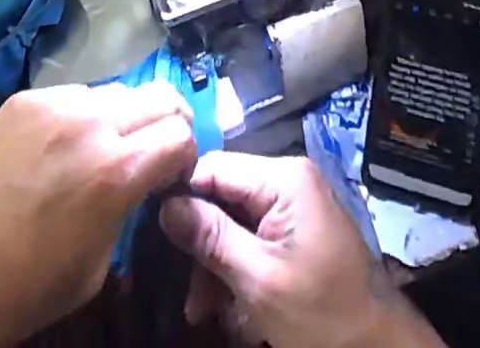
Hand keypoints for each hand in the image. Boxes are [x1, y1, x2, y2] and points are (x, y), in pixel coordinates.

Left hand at [0, 83, 197, 347]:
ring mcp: (54, 104)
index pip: (181, 134)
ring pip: (117, 91)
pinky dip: (82, 115)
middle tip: (155, 150)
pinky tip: (60, 145)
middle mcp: (91, 122)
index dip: (184, 156)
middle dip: (167, 123)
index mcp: (116, 170)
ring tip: (102, 147)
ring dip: (124, 117)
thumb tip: (145, 177)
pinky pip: (73, 95)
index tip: (172, 174)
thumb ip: (130, 205)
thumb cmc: (23, 288)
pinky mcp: (24, 99)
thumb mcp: (99, 263)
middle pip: (160, 96)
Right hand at [159, 153, 445, 347]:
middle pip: (223, 195)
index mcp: (284, 177)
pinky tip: (229, 309)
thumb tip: (164, 205)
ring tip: (205, 312)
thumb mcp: (258, 280)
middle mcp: (288, 178)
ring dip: (216, 264)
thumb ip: (210, 237)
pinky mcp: (296, 228)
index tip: (157, 231)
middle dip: (202, 244)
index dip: (183, 195)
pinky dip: (238, 268)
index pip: (215, 167)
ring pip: (234, 220)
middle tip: (189, 295)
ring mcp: (294, 203)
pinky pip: (253, 235)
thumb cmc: (322, 314)